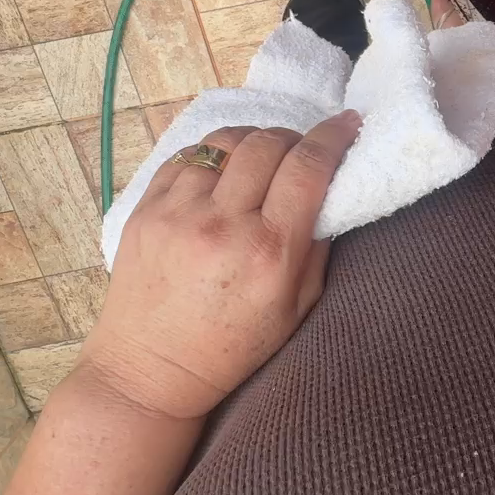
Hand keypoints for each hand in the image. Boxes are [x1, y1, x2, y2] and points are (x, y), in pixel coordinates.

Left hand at [74, 114, 361, 420]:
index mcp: (268, 251)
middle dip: (296, 138)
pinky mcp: (145, 209)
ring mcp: (177, 213)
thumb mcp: (299, 305)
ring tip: (263, 160)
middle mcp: (222, 224)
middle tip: (304, 152)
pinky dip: (216, 155)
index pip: (308, 167)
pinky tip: (225, 174)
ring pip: (227, 140)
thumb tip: (330, 188)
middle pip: (269, 142)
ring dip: (256, 141)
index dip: (334, 135)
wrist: (149, 371)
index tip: (349, 122)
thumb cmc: (235, 346)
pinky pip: (188, 155)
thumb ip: (318, 243)